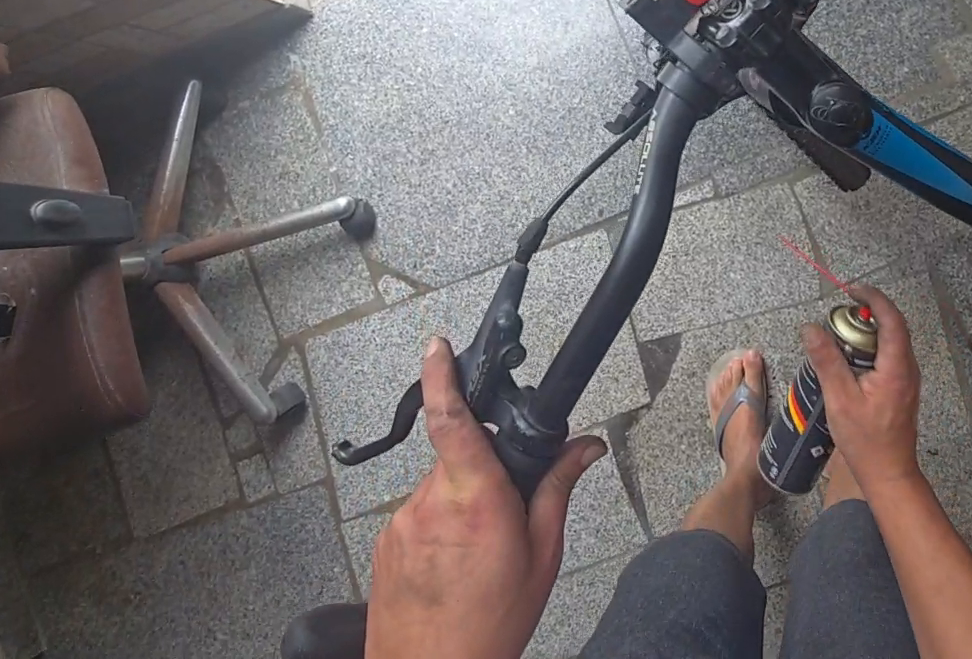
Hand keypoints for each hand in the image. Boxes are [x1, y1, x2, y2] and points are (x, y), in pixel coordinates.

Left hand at [366, 336, 605, 658]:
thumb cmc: (488, 625)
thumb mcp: (542, 553)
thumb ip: (558, 488)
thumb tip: (585, 447)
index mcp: (476, 499)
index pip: (451, 420)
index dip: (440, 376)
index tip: (436, 347)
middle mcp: (431, 502)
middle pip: (459, 453)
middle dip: (483, 467)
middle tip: (502, 509)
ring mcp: (402, 522)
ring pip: (440, 484)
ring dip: (461, 500)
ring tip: (475, 551)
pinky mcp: (386, 542)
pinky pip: (420, 511)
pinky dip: (440, 524)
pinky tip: (453, 563)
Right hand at [802, 284, 921, 492]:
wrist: (889, 474)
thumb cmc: (866, 441)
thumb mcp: (840, 398)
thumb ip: (826, 360)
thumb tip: (810, 328)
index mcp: (897, 367)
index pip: (891, 318)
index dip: (872, 298)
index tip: (850, 290)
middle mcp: (908, 368)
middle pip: (892, 326)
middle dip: (866, 313)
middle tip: (838, 314)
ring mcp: (907, 379)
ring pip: (890, 341)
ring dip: (867, 331)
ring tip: (839, 334)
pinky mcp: (901, 388)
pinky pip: (888, 356)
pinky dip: (869, 348)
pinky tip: (849, 359)